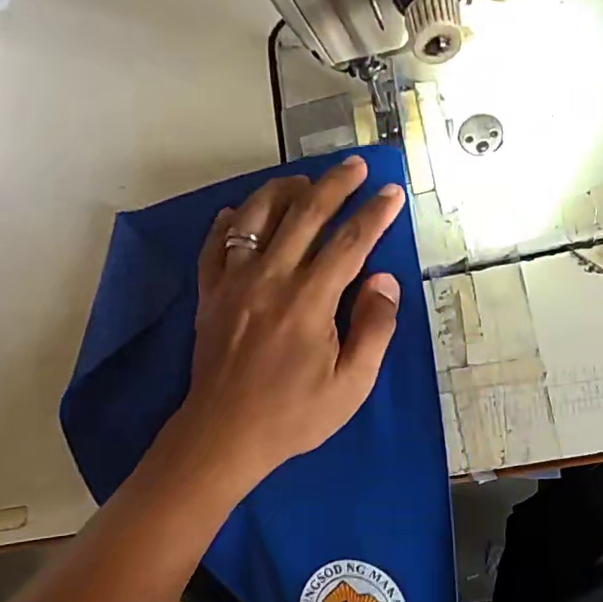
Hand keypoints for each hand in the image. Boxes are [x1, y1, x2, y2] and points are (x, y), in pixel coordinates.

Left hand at [172, 155, 405, 484]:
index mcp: (309, 301)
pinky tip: (241, 212)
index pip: (350, 243)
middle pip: (305, 215)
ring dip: (284, 191)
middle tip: (356, 166)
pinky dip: (231, 221)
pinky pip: (216, 243)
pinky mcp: (210, 294)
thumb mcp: (351, 385)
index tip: (391, 193)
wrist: (224, 435)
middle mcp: (270, 278)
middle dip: (335, 185)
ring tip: (304, 181)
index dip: (374, 214)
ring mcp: (234, 282)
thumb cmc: (294, 416)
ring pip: (258, 217)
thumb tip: (384, 281)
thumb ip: (373, 329)